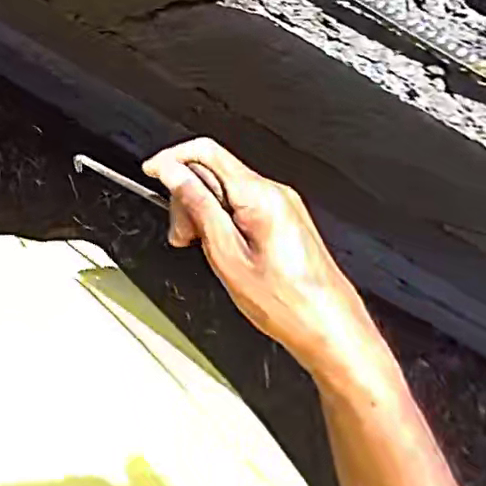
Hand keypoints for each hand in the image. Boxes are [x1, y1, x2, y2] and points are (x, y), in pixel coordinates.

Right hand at [144, 138, 382, 382]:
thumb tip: (173, 174)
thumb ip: (197, 206)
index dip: (171, 159)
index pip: (205, 151)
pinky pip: (240, 202)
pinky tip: (218, 246)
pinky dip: (220, 218)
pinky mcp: (284, 218)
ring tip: (198, 245)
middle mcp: (274, 193)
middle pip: (211, 171)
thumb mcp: (227, 255)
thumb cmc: (290, 306)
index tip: (151, 173)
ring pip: (223, 188)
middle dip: (185, 196)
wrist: (334, 334)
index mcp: (260, 196)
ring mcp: (282, 204)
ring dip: (200, 210)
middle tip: (181, 233)